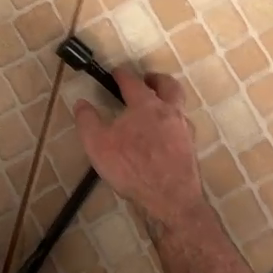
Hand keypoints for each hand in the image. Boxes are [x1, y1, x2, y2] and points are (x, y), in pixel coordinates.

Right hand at [75, 69, 208, 234]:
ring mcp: (184, 131)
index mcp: (146, 106)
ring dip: (168, 101)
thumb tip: (81, 103)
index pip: (133, 82)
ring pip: (179, 106)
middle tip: (147, 81)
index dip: (122, 75)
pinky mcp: (190, 149)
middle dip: (156, 80)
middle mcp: (169, 112)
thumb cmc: (131, 168)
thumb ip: (87, 121)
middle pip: (168, 86)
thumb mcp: (97, 144)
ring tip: (155, 108)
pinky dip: (172, 123)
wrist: (170, 199)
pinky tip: (164, 135)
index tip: (116, 73)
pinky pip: (182, 127)